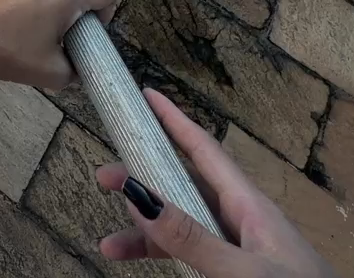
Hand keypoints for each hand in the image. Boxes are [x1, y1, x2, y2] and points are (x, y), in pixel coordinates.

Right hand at [99, 89, 338, 277]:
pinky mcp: (236, 276)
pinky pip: (190, 257)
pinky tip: (132, 262)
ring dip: (145, 233)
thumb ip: (193, 238)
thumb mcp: (247, 274)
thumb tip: (137, 193)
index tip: (144, 93)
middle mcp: (242, 223)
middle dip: (142, 179)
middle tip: (102, 177)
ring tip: (110, 243)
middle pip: (184, 187)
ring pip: (182, 228)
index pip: (204, 150)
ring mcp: (240, 253)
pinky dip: (160, 256)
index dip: (174, 119)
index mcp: (251, 208)